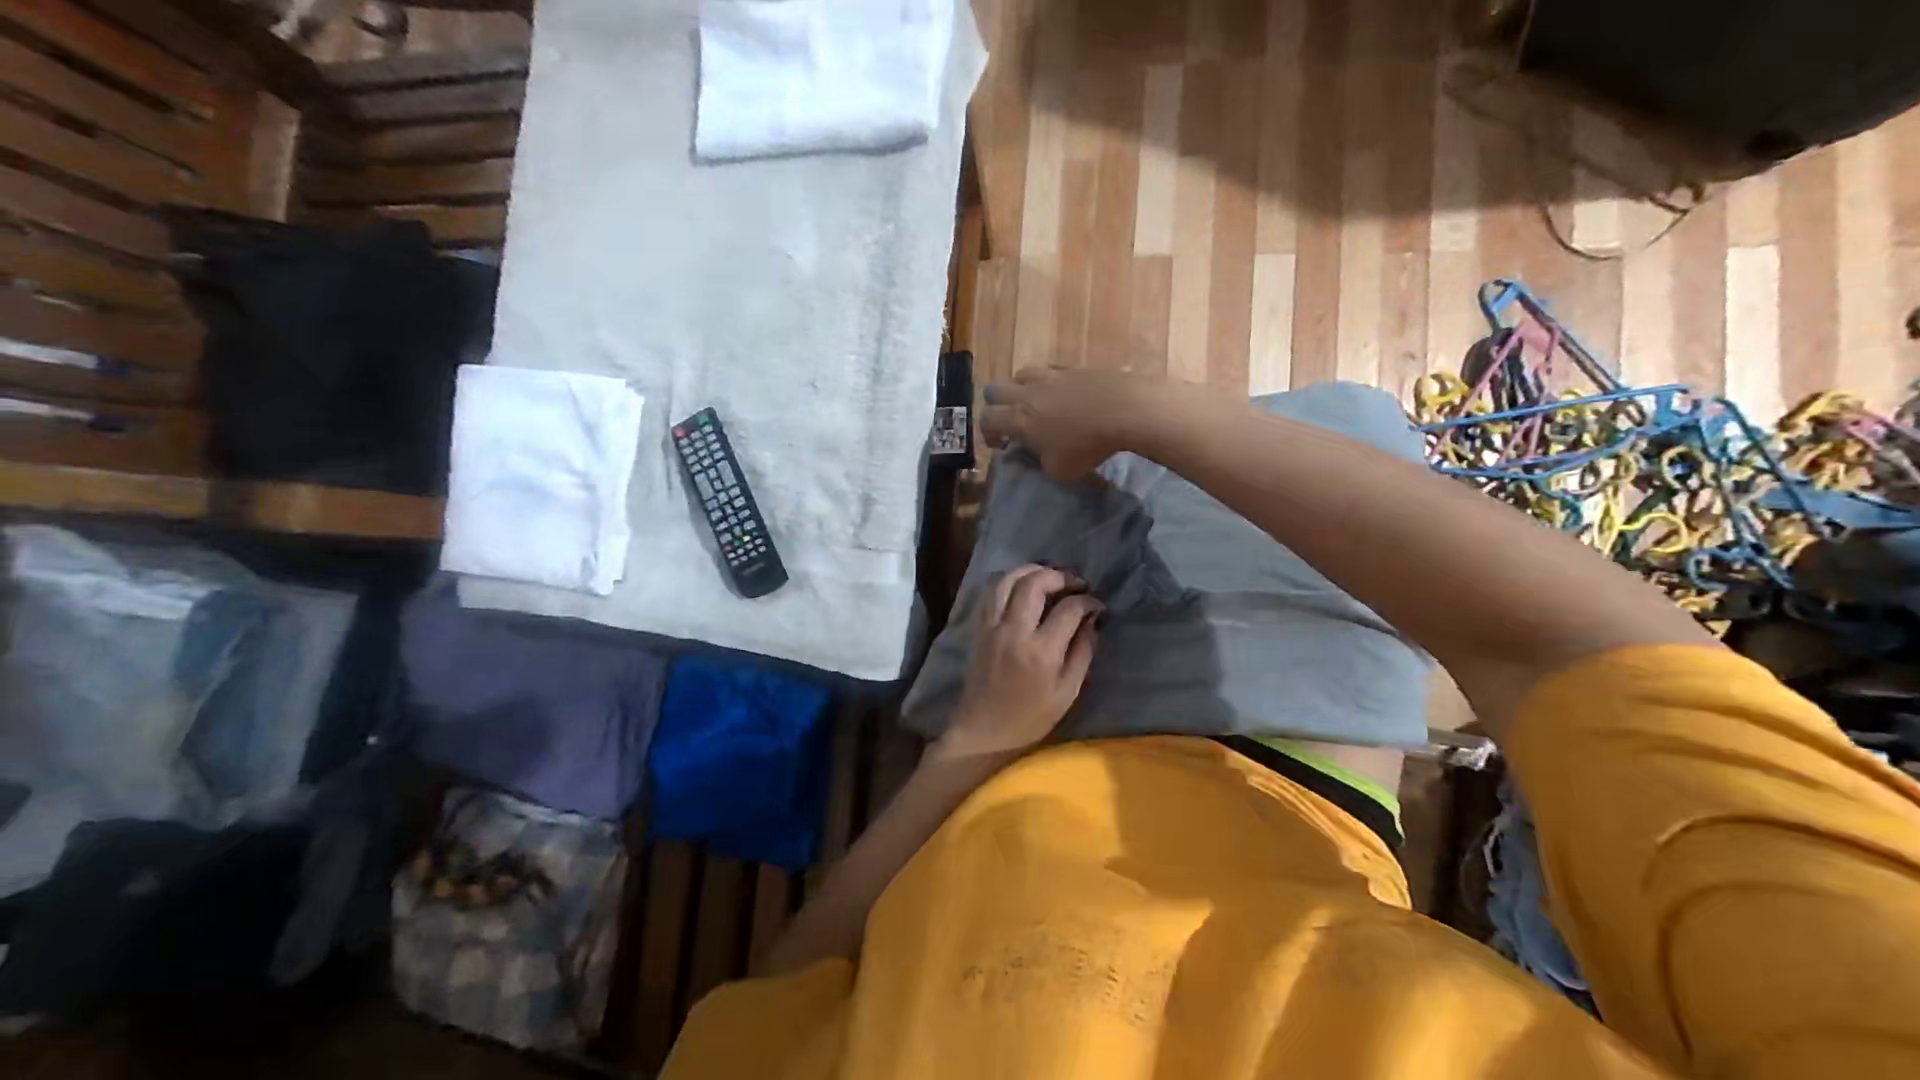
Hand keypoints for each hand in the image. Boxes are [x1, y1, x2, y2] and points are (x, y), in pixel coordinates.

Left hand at [934, 565, 1103, 760]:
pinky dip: (1008, 581)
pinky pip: (990, 592)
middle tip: (1076, 583)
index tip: (1097, 605)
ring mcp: (992, 627)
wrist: (983, 731)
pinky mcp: (979, 628)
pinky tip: (1023, 586)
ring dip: (1031, 570)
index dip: (1088, 601)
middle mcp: (1014, 631)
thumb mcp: (1067, 693)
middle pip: (1035, 583)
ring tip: (1049, 576)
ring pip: (1007, 580)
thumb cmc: (1030, 719)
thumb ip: (1082, 653)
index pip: (1069, 609)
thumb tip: (1092, 621)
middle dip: (1060, 576)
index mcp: (1041, 651)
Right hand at [981, 367, 1206, 478]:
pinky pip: (1051, 369)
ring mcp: (1051, 375)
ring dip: (1021, 388)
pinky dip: (1049, 381)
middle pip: (995, 390)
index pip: (986, 419)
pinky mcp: (1074, 366)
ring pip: (1022, 374)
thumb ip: (1041, 461)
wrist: (1126, 409)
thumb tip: (1041, 453)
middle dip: (997, 406)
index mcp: (1018, 418)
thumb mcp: (1059, 470)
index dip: (987, 433)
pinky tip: (1063, 393)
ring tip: (1036, 402)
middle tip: (1010, 420)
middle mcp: (1028, 392)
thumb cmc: (1087, 445)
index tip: (1000, 445)